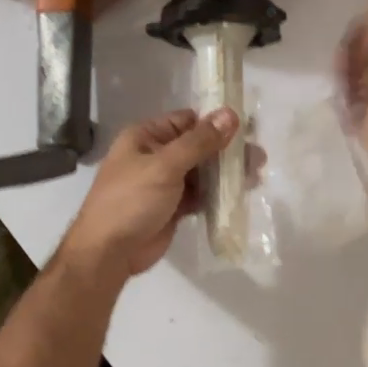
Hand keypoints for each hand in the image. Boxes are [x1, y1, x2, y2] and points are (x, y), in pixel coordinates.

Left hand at [60, 108, 239, 282]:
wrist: (109, 252)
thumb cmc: (131, 200)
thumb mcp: (165, 166)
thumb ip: (199, 142)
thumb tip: (229, 114)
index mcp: (145, 137)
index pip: (186, 121)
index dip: (214, 122)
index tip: (246, 127)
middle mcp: (154, 155)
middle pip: (197, 147)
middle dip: (226, 151)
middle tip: (259, 157)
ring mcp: (164, 183)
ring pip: (201, 172)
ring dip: (226, 173)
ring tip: (257, 174)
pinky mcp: (172, 207)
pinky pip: (200, 194)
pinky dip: (218, 194)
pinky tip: (242, 193)